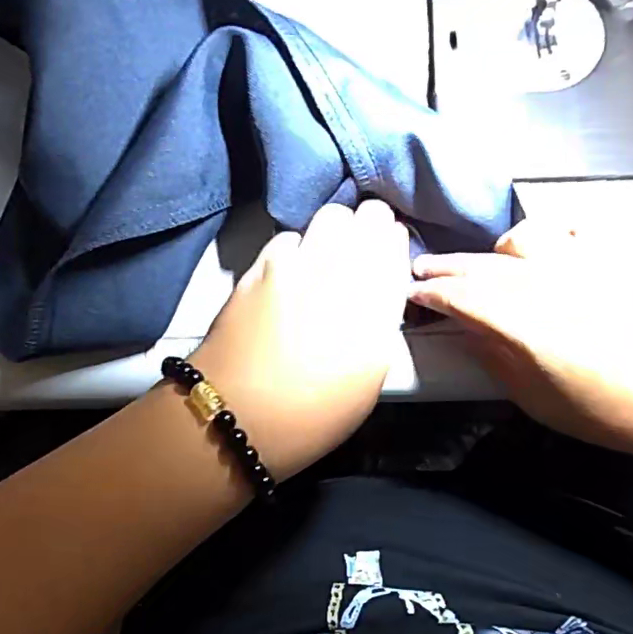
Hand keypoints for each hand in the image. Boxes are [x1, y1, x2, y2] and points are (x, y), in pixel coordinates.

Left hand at [189, 200, 411, 478]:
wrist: (238, 414)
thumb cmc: (314, 414)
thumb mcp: (369, 377)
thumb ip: (379, 325)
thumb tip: (379, 294)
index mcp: (376, 304)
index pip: (393, 244)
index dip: (393, 241)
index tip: (390, 246)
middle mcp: (341, 272)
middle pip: (364, 219)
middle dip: (368, 226)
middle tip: (364, 246)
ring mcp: (297, 264)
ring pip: (328, 219)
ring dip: (335, 231)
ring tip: (329, 256)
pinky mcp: (259, 267)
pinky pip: (289, 239)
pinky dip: (298, 248)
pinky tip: (293, 272)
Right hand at [409, 219, 632, 471]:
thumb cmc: (616, 414)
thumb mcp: (541, 402)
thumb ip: (498, 360)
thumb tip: (469, 332)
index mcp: (528, 324)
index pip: (462, 296)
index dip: (431, 293)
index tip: (414, 294)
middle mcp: (553, 282)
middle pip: (484, 264)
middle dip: (449, 267)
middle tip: (426, 271)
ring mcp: (591, 262)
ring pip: (526, 238)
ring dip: (499, 253)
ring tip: (496, 268)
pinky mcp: (624, 255)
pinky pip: (576, 227)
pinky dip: (553, 235)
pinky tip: (553, 250)